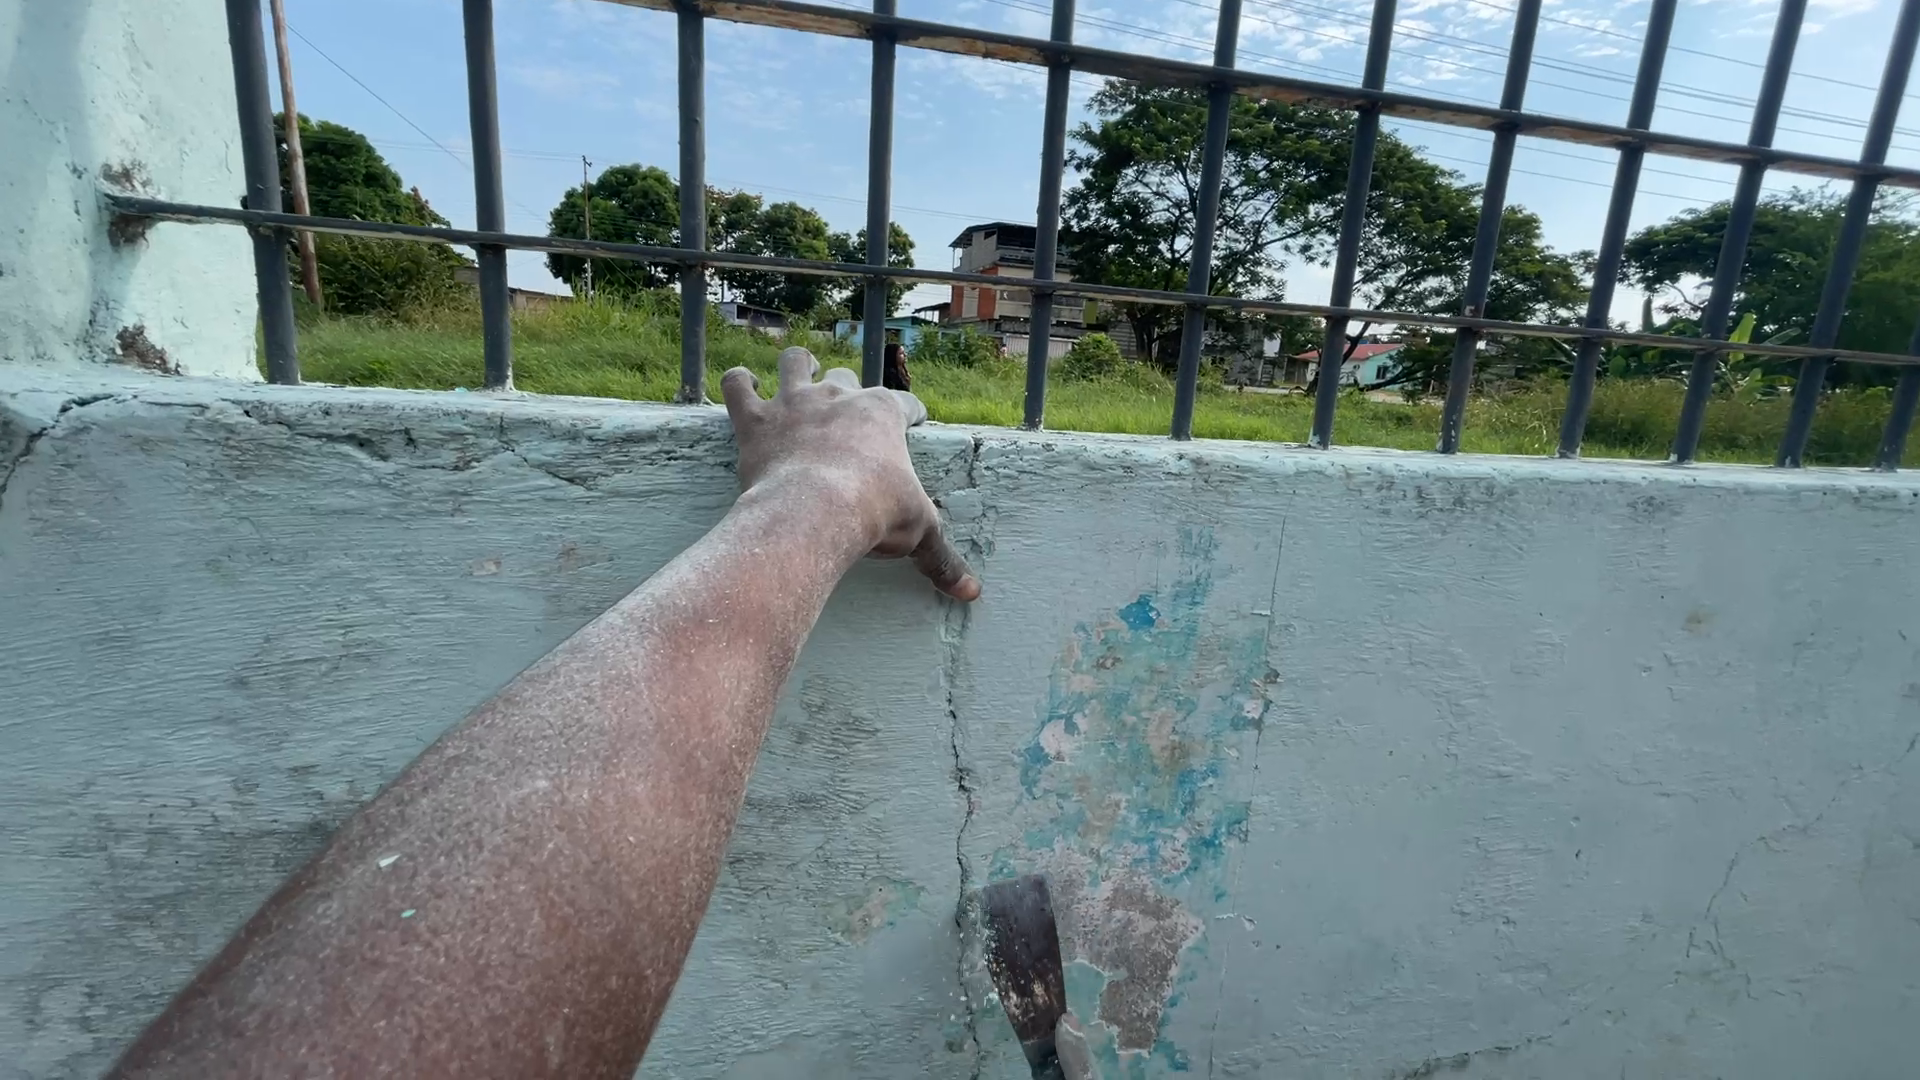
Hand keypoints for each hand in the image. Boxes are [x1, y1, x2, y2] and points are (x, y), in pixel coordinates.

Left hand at [721, 347, 980, 601]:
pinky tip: (745, 388)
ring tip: (799, 376)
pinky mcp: (756, 420)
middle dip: (848, 391)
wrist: (814, 513)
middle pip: (846, 378)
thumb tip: (971, 592)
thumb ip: (941, 558)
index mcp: (883, 414)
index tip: (915, 421)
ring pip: (795, 363)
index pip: (906, 403)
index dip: (912, 413)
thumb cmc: (874, 514)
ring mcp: (795, 403)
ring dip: (797, 367)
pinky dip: (739, 384)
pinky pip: (738, 387)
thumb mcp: (919, 533)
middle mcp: (839, 397)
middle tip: (848, 413)